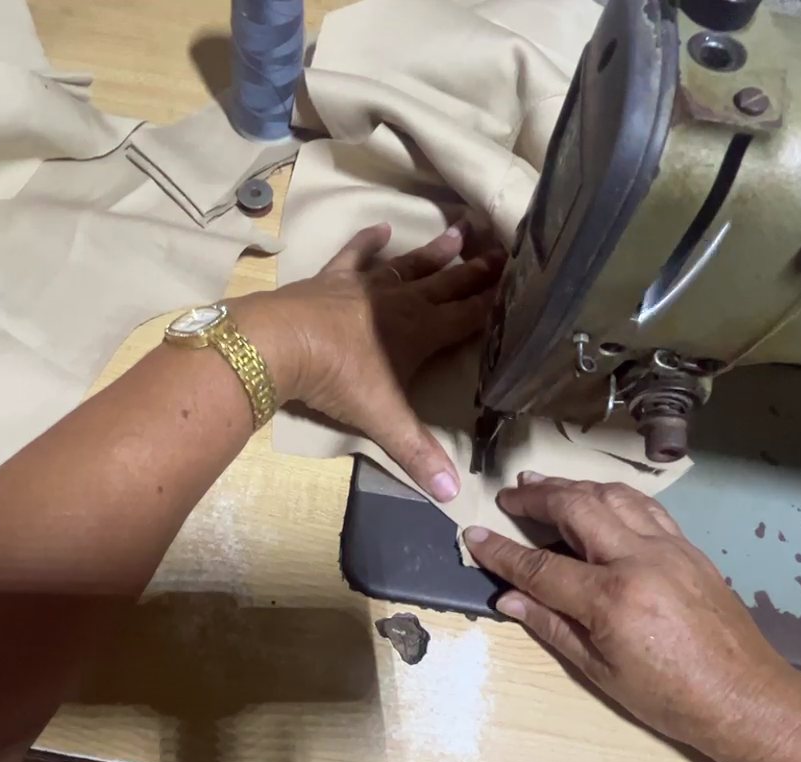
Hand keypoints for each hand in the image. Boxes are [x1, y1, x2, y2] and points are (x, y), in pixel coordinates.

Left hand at [229, 222, 501, 502]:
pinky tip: (381, 227)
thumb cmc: (339, 380)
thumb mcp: (383, 421)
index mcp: (420, 332)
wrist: (282, 344)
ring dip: (433, 253)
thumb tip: (453, 495)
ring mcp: (364, 287)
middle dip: (473, 273)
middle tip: (499, 253)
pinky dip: (368, 242)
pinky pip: (354, 255)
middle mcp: (399, 302)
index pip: (465, 317)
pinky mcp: (331, 279)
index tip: (518, 287)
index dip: (492, 305)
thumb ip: (417, 454)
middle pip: (445, 286)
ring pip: (408, 266)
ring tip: (459, 232)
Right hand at [464, 474, 800, 761]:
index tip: (474, 535)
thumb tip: (509, 597)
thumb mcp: (599, 671)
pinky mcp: (689, 548)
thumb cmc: (669, 698)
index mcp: (612, 600)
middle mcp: (640, 561)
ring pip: (613, 496)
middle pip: (577, 508)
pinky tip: (596, 498)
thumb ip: (551, 626)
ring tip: (543, 484)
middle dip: (536, 497)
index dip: (501, 552)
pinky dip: (611, 496)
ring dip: (573, 486)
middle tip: (509, 495)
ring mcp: (670, 548)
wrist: (746, 698)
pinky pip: (644, 507)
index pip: (541, 566)